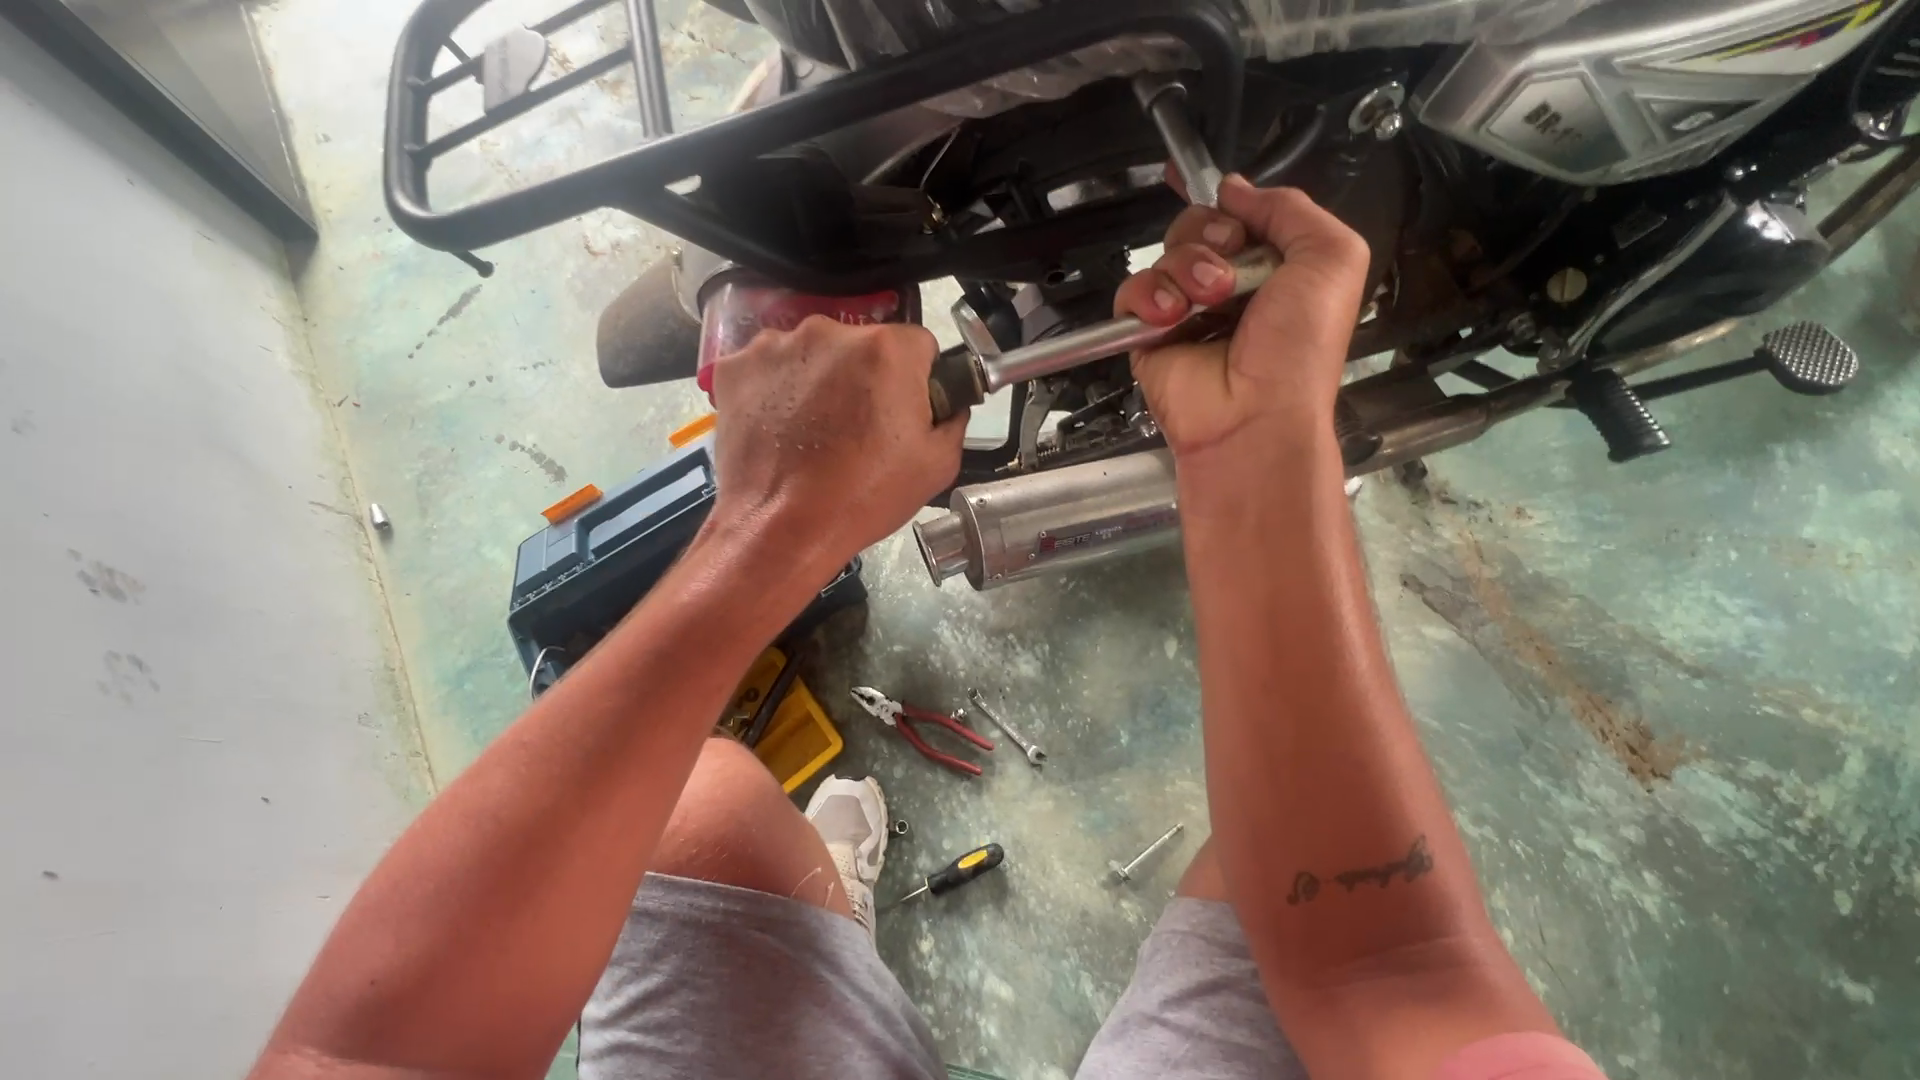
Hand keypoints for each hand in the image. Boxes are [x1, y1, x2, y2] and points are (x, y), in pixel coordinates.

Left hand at [706, 315, 966, 564]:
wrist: (781, 527)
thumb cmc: (864, 496)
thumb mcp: (938, 465)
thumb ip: (952, 419)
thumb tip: (946, 405)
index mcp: (887, 349)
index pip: (917, 345)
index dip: (916, 379)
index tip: (903, 410)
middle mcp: (830, 331)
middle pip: (861, 344)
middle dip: (865, 376)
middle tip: (858, 427)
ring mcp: (776, 346)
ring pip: (813, 353)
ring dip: (819, 379)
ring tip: (815, 432)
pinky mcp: (736, 367)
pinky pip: (769, 368)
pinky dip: (776, 390)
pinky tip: (780, 427)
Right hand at [1112, 175, 1369, 466]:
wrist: (1255, 414)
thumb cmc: (1300, 345)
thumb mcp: (1332, 257)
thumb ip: (1290, 208)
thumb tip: (1235, 189)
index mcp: (1271, 267)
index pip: (1237, 216)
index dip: (1224, 200)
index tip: (1211, 186)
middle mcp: (1225, 286)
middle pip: (1195, 227)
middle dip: (1210, 236)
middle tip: (1228, 272)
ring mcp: (1184, 311)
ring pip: (1164, 255)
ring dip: (1186, 269)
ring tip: (1206, 301)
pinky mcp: (1146, 335)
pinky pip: (1131, 291)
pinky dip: (1147, 296)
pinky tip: (1170, 317)